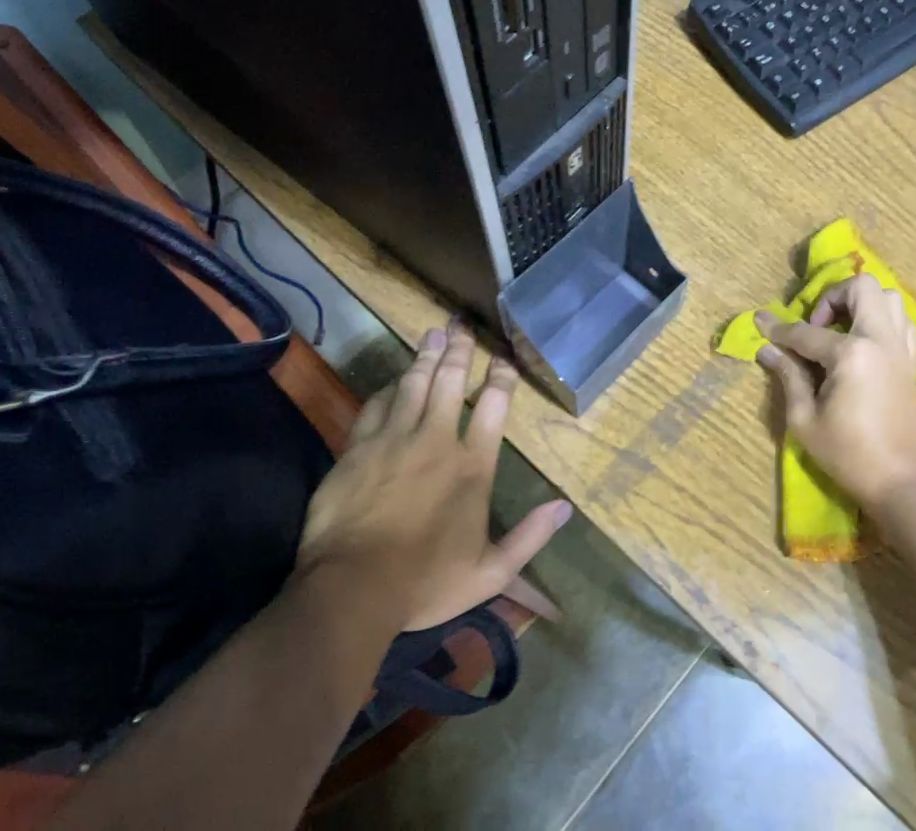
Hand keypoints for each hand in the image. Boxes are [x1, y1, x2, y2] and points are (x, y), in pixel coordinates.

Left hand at [295, 323, 572, 631]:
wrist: (351, 588)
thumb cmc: (425, 583)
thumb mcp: (490, 574)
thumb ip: (530, 538)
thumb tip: (564, 507)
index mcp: (472, 467)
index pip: (493, 408)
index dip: (500, 379)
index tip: (503, 360)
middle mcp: (436, 442)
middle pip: (450, 383)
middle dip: (459, 352)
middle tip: (461, 327)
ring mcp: (393, 441)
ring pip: (413, 385)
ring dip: (425, 357)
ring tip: (433, 334)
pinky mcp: (357, 449)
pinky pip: (376, 406)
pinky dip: (389, 388)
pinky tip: (394, 380)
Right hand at [755, 274, 915, 512]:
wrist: (900, 479)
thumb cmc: (848, 454)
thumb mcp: (805, 419)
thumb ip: (789, 377)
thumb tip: (767, 349)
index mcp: (852, 354)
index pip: (807, 332)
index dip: (779, 330)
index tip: (760, 322)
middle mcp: (880, 340)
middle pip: (862, 288)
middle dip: (832, 297)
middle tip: (815, 327)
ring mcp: (901, 349)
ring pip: (888, 298)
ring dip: (859, 305)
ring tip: (839, 333)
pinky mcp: (910, 362)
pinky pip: (900, 321)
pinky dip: (879, 320)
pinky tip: (860, 345)